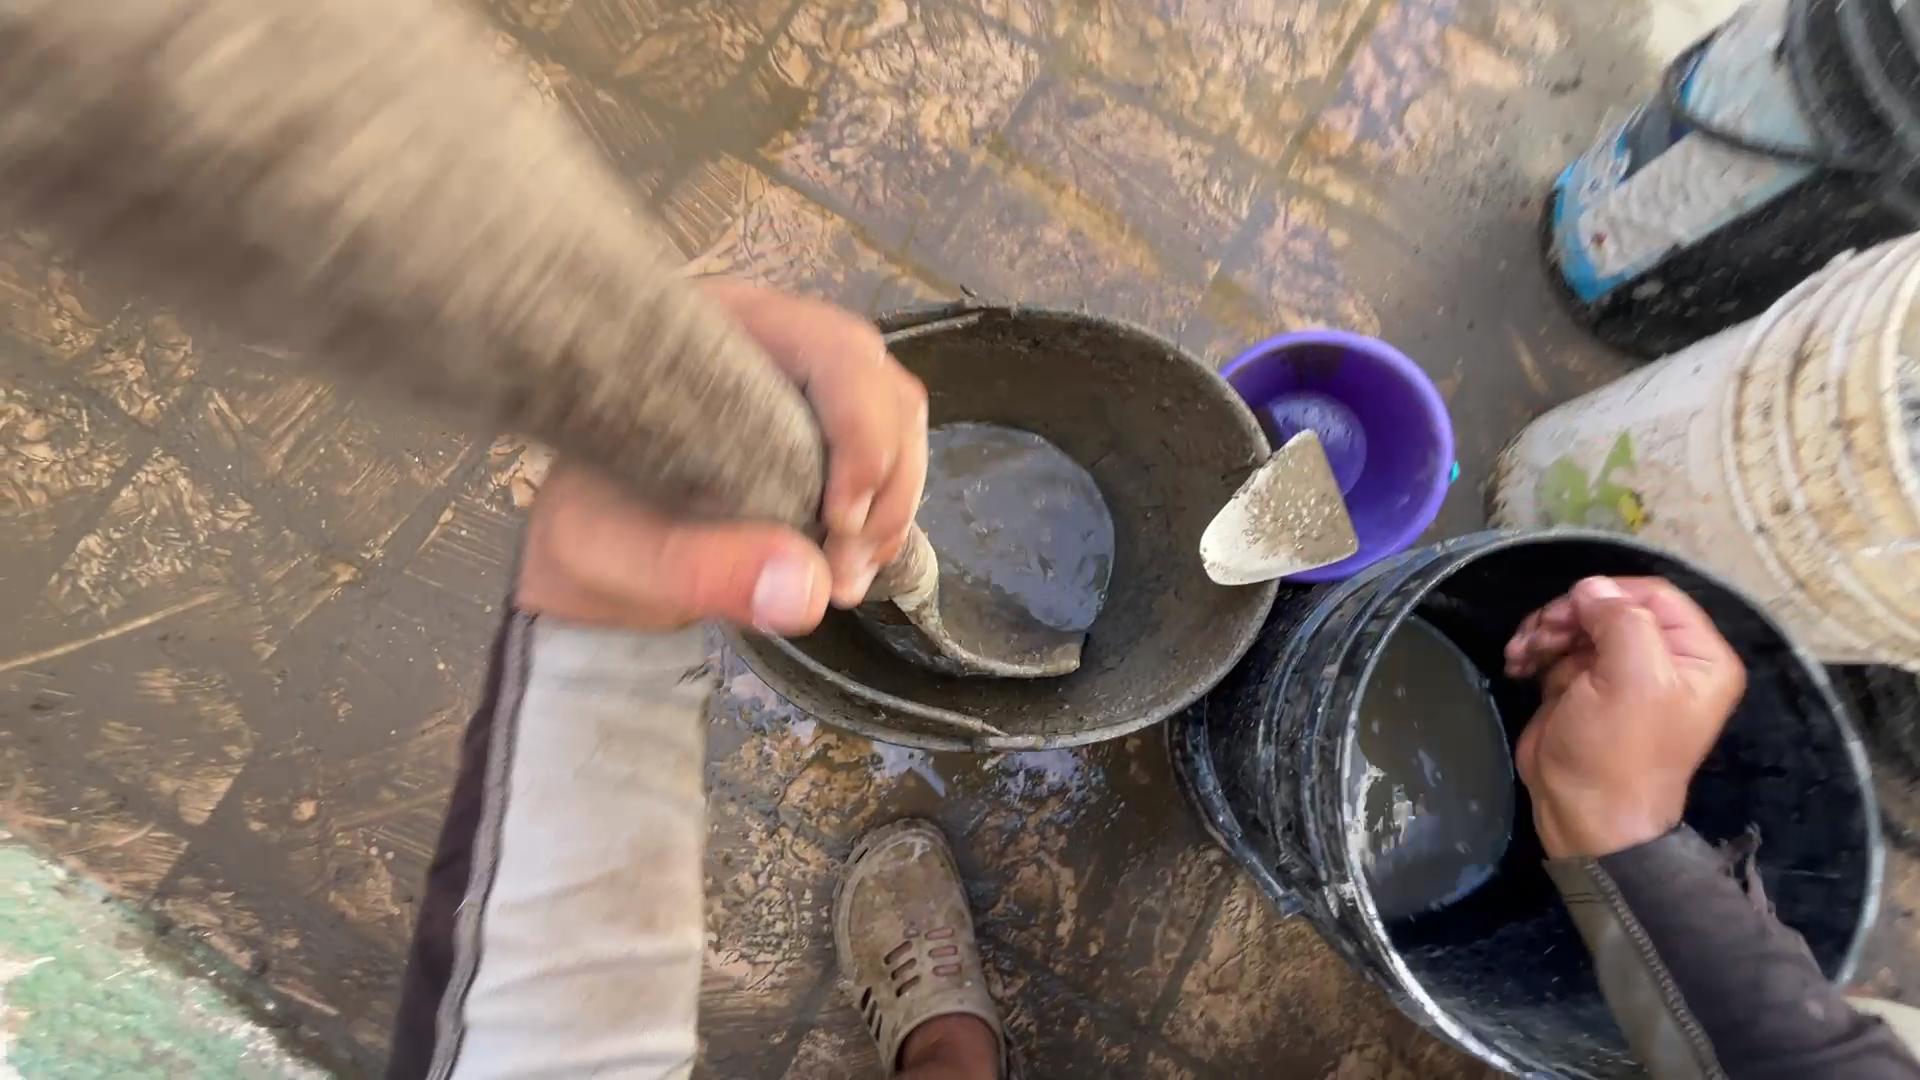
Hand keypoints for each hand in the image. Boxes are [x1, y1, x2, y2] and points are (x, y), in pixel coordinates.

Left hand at [513, 280, 928, 633]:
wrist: (601, 559)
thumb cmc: (596, 536)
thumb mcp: (625, 555)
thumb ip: (706, 569)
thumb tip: (813, 589)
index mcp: (723, 336)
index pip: (834, 351)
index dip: (861, 427)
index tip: (839, 520)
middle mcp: (781, 350)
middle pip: (883, 390)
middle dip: (885, 484)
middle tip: (847, 565)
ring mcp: (813, 393)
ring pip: (900, 429)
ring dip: (892, 510)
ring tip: (847, 577)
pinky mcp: (831, 439)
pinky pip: (892, 466)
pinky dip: (886, 523)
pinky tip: (851, 567)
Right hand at [1504, 576, 1746, 858]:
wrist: (1582, 806)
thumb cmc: (1617, 748)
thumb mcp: (1633, 680)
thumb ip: (1622, 623)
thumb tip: (1591, 588)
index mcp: (1694, 656)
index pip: (1653, 595)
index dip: (1606, 595)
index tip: (1569, 614)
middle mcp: (1660, 659)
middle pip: (1605, 606)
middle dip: (1563, 617)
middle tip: (1538, 638)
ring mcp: (1615, 672)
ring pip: (1572, 624)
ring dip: (1540, 634)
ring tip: (1521, 656)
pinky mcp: (1577, 684)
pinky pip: (1552, 648)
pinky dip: (1529, 651)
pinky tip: (1517, 666)